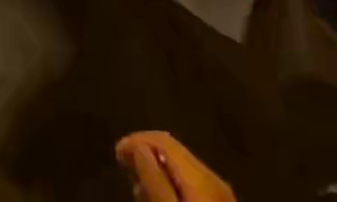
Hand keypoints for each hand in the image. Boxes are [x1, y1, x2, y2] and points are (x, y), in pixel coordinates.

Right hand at [115, 132, 233, 201]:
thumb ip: (154, 181)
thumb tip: (139, 148)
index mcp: (201, 178)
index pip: (164, 141)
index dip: (137, 141)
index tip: (116, 155)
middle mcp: (213, 180)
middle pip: (174, 153)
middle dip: (146, 155)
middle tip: (124, 170)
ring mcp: (220, 196)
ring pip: (182, 169)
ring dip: (157, 171)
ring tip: (138, 190)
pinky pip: (191, 186)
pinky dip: (171, 186)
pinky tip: (160, 200)